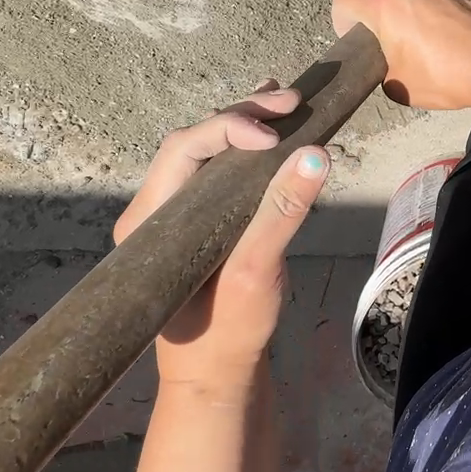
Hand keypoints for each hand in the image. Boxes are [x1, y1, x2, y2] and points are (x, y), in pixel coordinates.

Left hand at [114, 80, 329, 389]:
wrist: (215, 372)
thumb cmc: (228, 330)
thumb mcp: (258, 274)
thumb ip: (282, 214)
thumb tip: (318, 153)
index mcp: (152, 218)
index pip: (184, 148)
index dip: (230, 128)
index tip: (276, 138)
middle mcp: (158, 206)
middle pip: (196, 138)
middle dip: (244, 113)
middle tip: (293, 102)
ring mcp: (181, 210)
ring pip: (209, 145)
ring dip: (249, 118)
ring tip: (287, 99)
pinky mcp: (205, 215)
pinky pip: (222, 162)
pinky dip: (249, 136)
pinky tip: (272, 118)